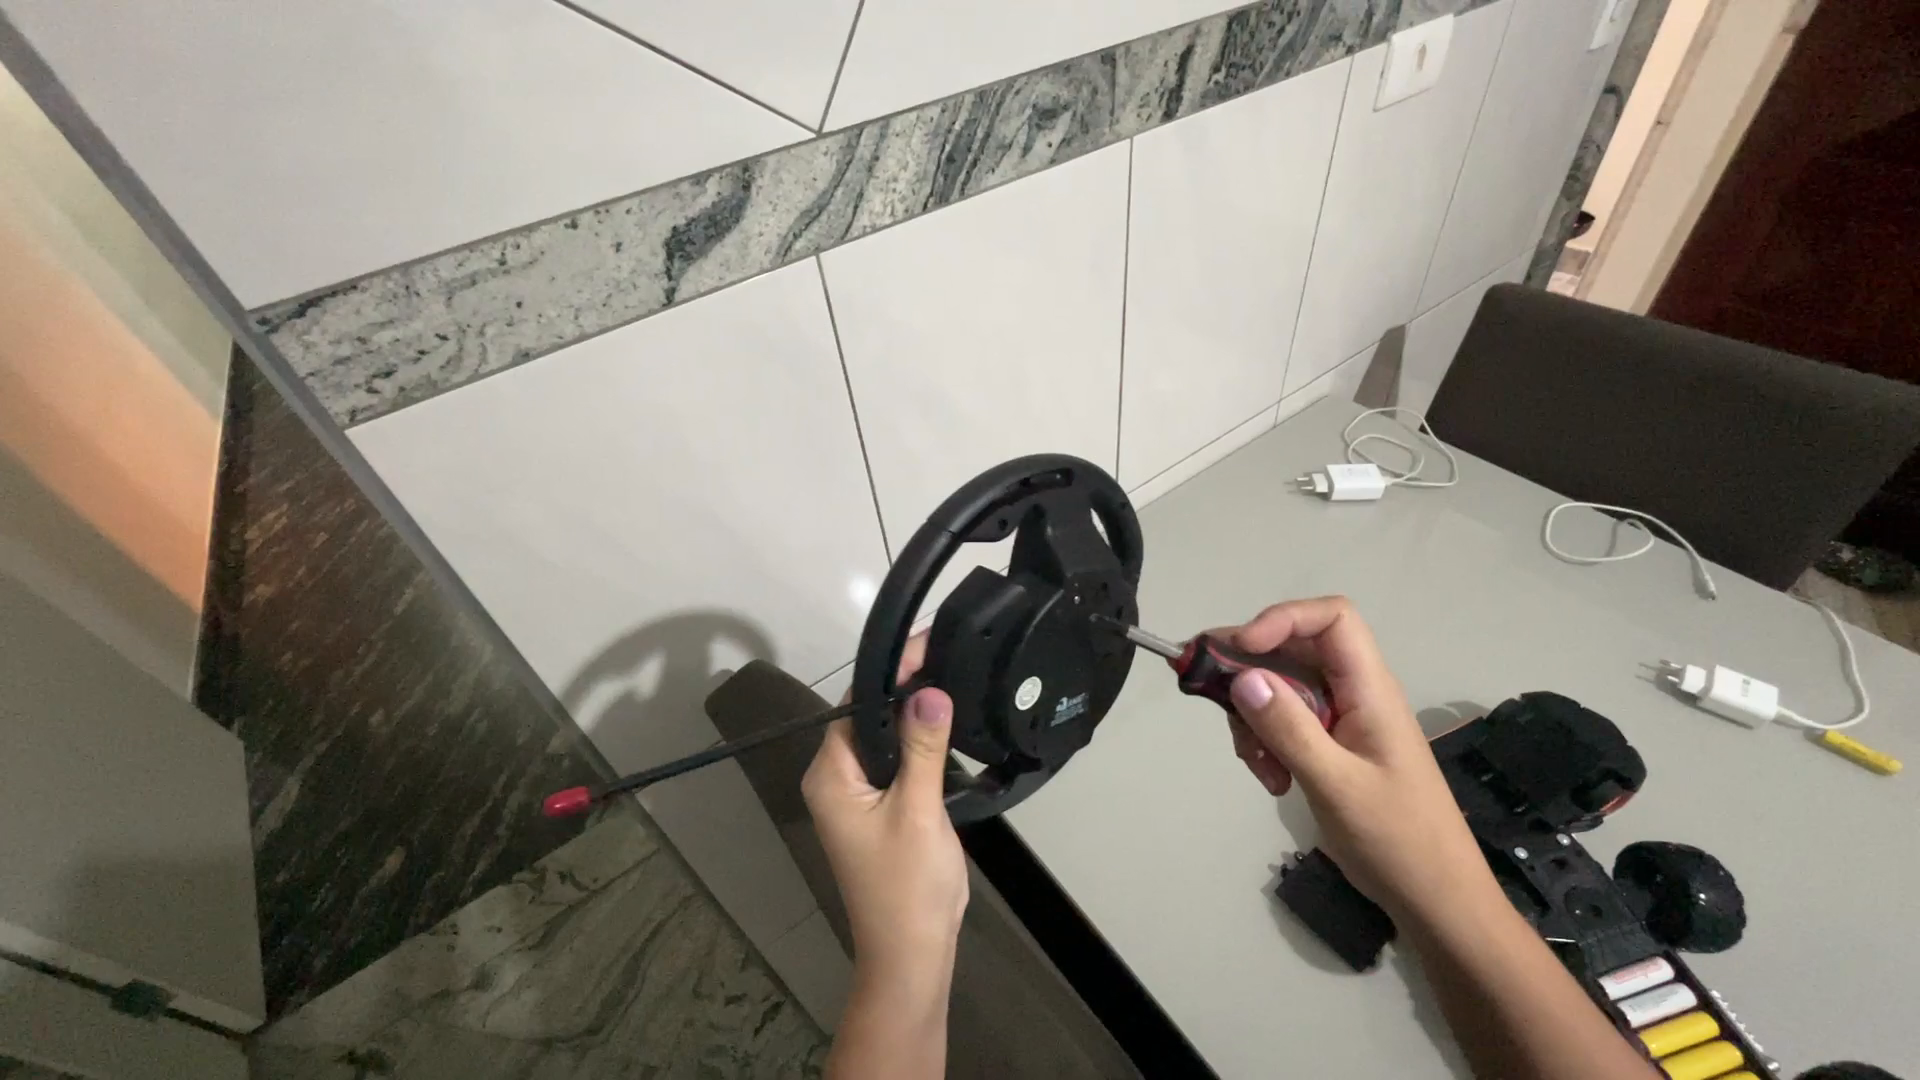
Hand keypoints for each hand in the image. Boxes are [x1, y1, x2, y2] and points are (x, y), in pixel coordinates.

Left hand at [803, 636, 967, 982]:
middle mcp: (834, 777)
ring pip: (884, 736)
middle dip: (905, 683)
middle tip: (948, 649)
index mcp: (830, 774)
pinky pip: (895, 758)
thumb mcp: (918, 811)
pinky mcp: (877, 806)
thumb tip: (930, 690)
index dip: (892, 670)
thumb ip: (923, 748)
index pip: (856, 703)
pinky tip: (944, 720)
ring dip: (913, 710)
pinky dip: (917, 738)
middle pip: (868, 714)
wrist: (912, 955)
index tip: (930, 640)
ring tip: (952, 673)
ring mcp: (854, 793)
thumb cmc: (907, 888)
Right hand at [1219, 597, 1500, 927]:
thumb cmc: (1398, 840)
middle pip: (1293, 649)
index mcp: (1370, 689)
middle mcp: (1354, 693)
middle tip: (1206, 692)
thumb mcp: (1338, 786)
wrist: (1436, 900)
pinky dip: (1264, 742)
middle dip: (1248, 669)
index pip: (1332, 618)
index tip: (1240, 650)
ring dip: (1253, 716)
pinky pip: (1283, 722)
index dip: (1282, 619)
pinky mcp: (1329, 745)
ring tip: (1255, 761)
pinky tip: (1272, 779)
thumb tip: (1242, 677)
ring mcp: (1341, 719)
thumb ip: (1290, 729)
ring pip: (1280, 687)